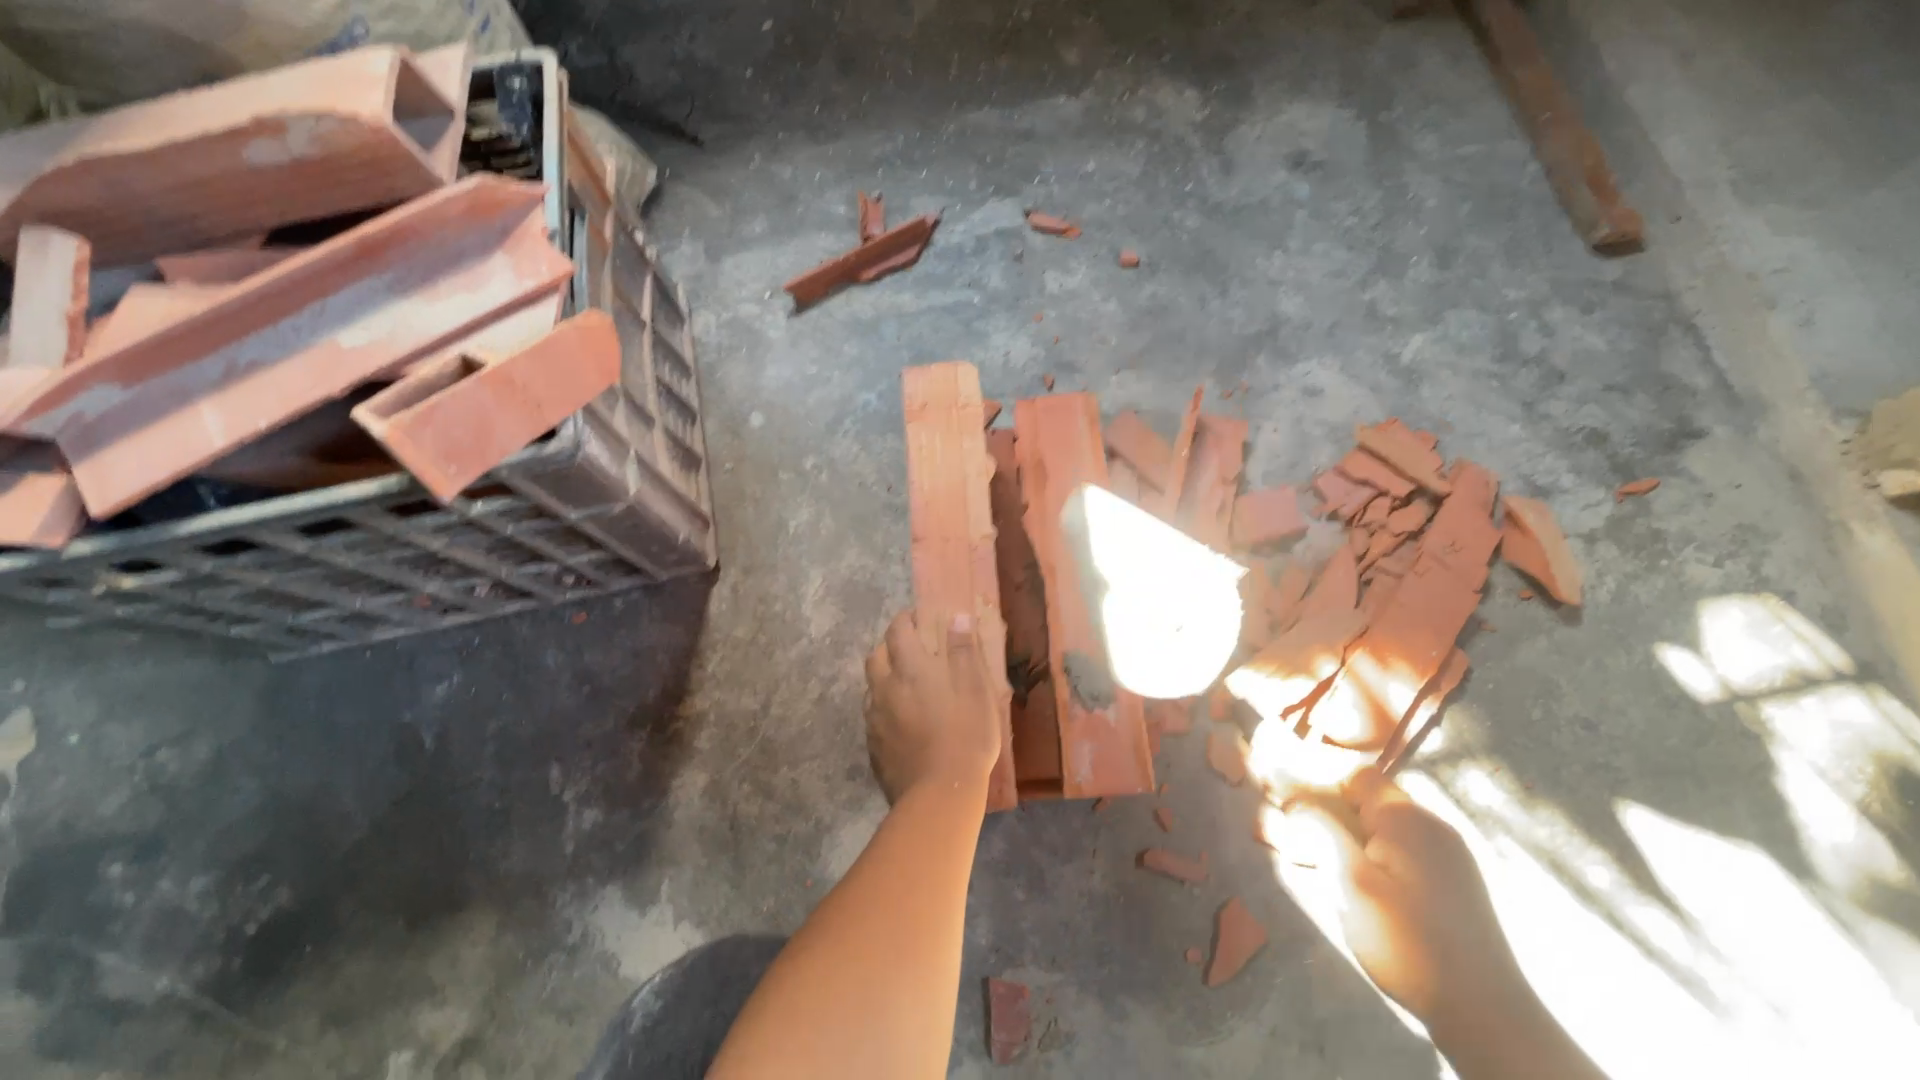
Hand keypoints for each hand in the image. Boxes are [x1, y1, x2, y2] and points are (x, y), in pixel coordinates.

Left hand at [863, 610, 1003, 803]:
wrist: (940, 792)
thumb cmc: (966, 735)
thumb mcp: (976, 689)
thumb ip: (963, 652)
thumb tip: (956, 617)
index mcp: (911, 669)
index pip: (898, 631)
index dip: (906, 620)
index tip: (917, 618)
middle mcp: (885, 688)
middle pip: (875, 656)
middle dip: (888, 646)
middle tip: (909, 650)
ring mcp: (875, 719)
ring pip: (871, 687)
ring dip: (883, 678)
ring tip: (905, 686)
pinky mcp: (873, 745)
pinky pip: (873, 716)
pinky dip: (884, 707)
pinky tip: (901, 721)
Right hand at [1270, 767, 1528, 1035]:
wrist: (1484, 1010)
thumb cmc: (1408, 942)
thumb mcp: (1352, 884)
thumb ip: (1321, 831)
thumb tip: (1292, 794)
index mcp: (1406, 818)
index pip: (1355, 775)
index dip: (1317, 782)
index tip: (1283, 803)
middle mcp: (1431, 826)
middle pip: (1368, 801)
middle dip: (1326, 813)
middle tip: (1289, 839)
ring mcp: (1447, 856)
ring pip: (1382, 829)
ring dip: (1346, 838)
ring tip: (1313, 865)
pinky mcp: (1453, 884)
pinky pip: (1401, 852)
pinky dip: (1370, 857)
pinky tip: (1354, 887)